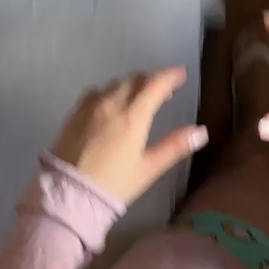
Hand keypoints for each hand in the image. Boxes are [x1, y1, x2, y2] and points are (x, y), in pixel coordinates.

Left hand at [51, 66, 208, 205]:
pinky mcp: (74, 115)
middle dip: (150, 80)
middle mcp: (111, 104)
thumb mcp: (148, 168)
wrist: (68, 195)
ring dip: (130, 85)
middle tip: (162, 90)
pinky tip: (109, 104)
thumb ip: (175, 147)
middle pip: (134, 79)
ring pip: (114, 84)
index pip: (155, 85)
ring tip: (137, 97)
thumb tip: (201, 131)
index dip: (170, 76)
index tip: (181, 74)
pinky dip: (109, 92)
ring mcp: (89, 108)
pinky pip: (94, 93)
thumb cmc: (113, 184)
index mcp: (133, 116)